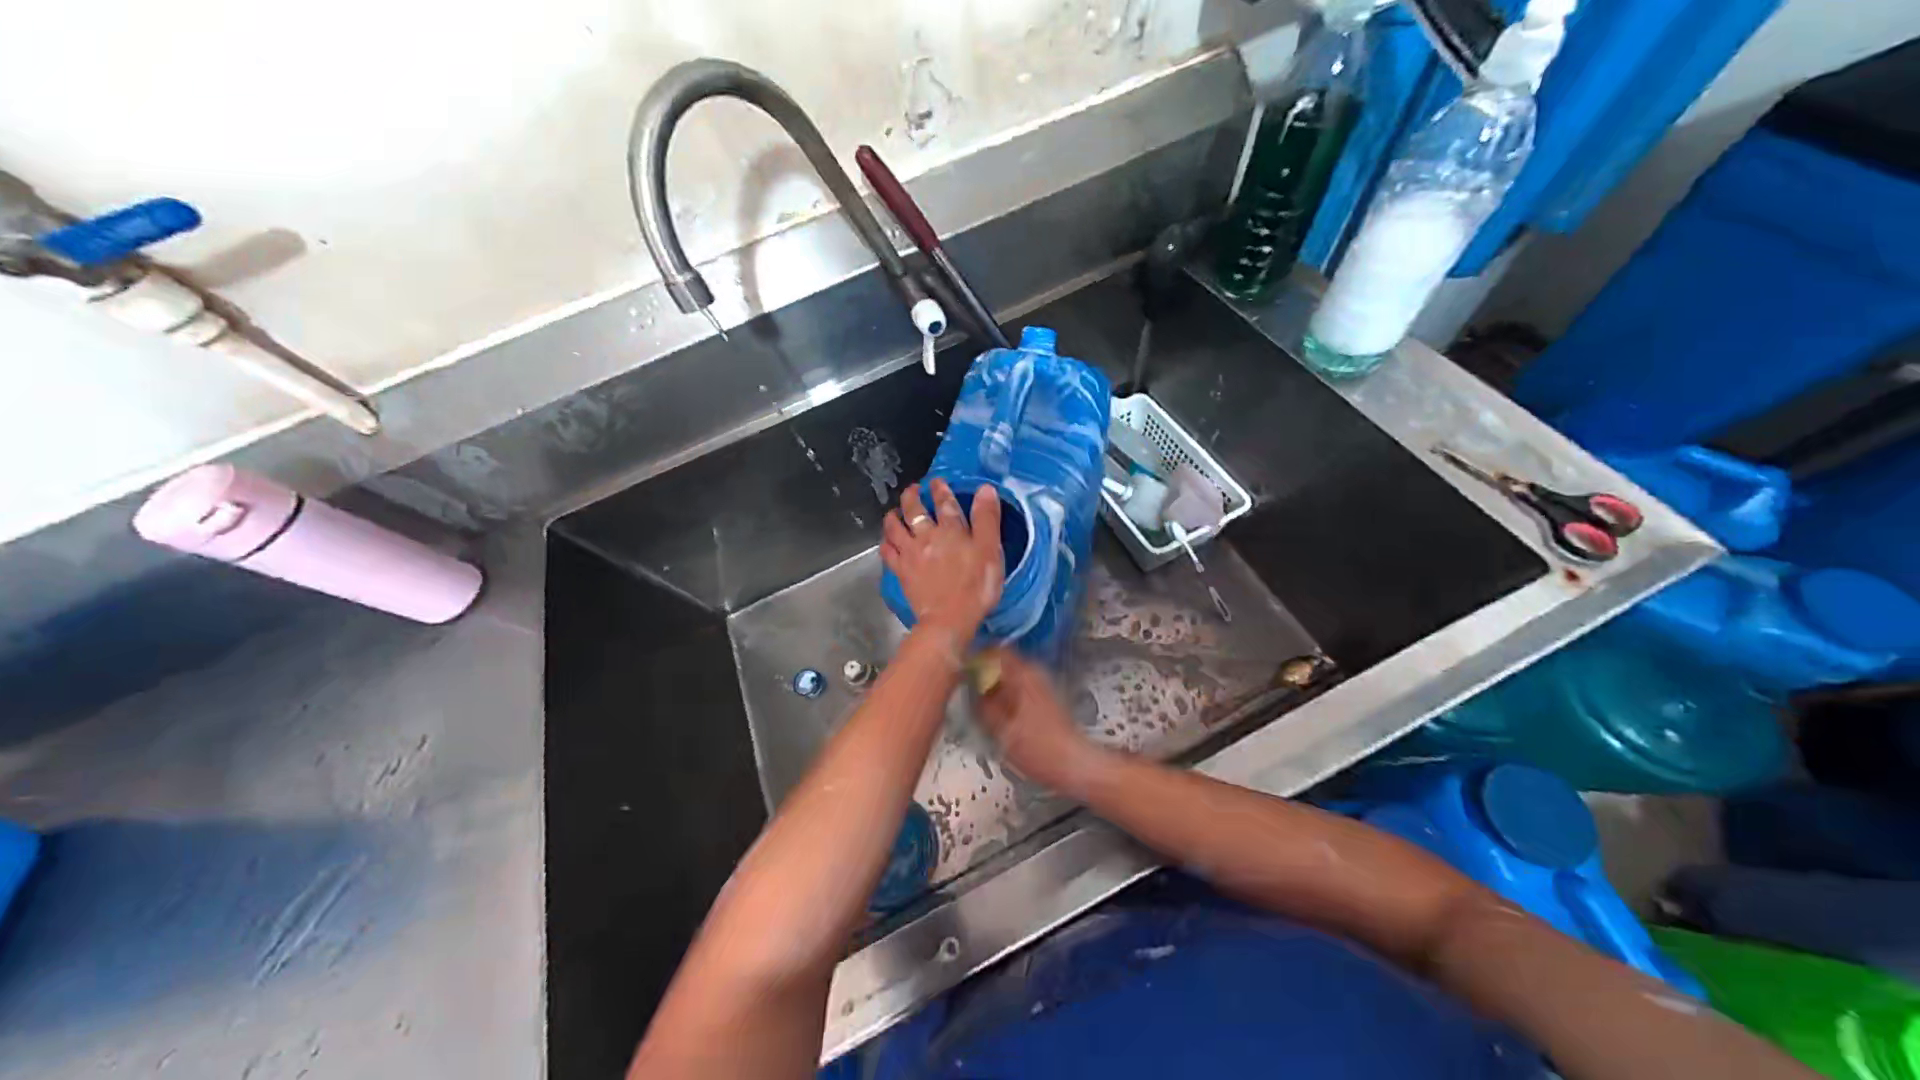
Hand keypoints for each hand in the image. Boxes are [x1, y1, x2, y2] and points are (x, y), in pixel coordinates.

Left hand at [882, 478, 1004, 636]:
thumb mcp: (990, 551)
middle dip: (912, 496)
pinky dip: (885, 542)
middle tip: (913, 490)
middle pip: (914, 510)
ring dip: (893, 515)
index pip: (944, 503)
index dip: (941, 489)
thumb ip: (987, 519)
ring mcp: (910, 554)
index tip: (937, 481)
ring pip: (895, 527)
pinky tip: (886, 541)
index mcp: (950, 530)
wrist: (949, 619)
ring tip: (894, 511)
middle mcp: (926, 536)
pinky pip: (887, 552)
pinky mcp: (901, 572)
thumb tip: (985, 489)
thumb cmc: (976, 586)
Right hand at [977, 649, 1108, 794]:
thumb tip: (969, 686)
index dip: (974, 654)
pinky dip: (1005, 690)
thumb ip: (982, 704)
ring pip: (1010, 672)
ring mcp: (1041, 682)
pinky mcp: (1045, 695)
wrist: (1073, 764)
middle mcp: (1034, 671)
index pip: (994, 649)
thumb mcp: (1001, 729)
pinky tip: (996, 708)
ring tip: (976, 697)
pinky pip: (1018, 683)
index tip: (958, 665)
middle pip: (1002, 659)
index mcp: (1022, 674)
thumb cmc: (1037, 748)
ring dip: (993, 680)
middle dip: (982, 669)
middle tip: (964, 684)